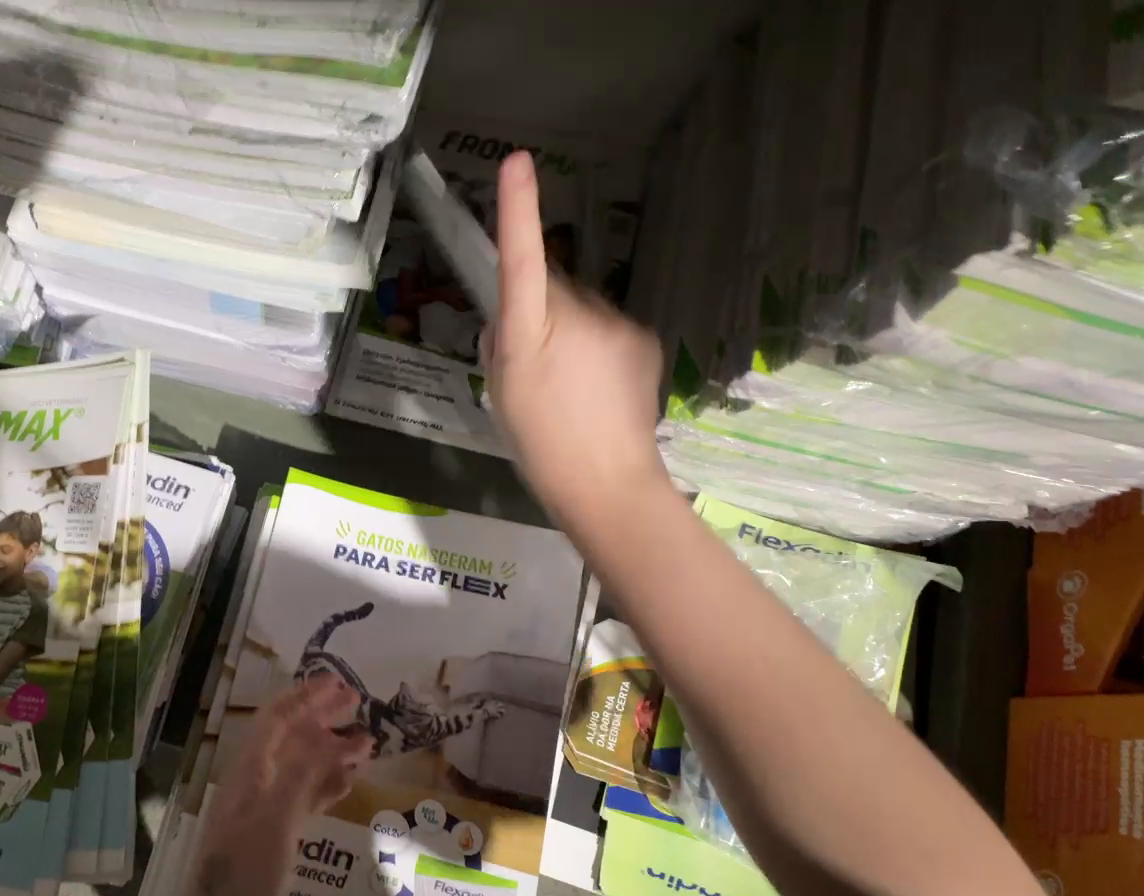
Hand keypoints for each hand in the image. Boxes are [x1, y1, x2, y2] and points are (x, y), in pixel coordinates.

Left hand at [180, 677, 370, 895]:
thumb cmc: (245, 875)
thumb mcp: (274, 821)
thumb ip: (300, 775)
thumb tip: (326, 733)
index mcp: (249, 772)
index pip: (277, 721)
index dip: (305, 698)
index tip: (337, 683)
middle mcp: (255, 784)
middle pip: (290, 738)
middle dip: (320, 717)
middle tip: (357, 703)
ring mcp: (264, 811)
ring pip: (301, 768)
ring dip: (329, 751)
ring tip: (366, 741)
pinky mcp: (275, 838)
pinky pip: (305, 799)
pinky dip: (326, 785)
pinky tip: (348, 781)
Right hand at [487, 150, 669, 523]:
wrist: (606, 483)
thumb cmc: (538, 445)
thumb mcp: (500, 394)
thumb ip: (500, 345)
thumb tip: (510, 318)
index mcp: (529, 336)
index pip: (521, 263)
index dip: (517, 212)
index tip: (517, 163)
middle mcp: (577, 317)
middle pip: (552, 287)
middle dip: (541, 308)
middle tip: (534, 363)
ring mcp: (617, 325)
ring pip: (582, 310)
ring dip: (571, 331)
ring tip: (570, 387)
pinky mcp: (643, 338)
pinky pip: (609, 328)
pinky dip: (598, 347)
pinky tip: (597, 388)